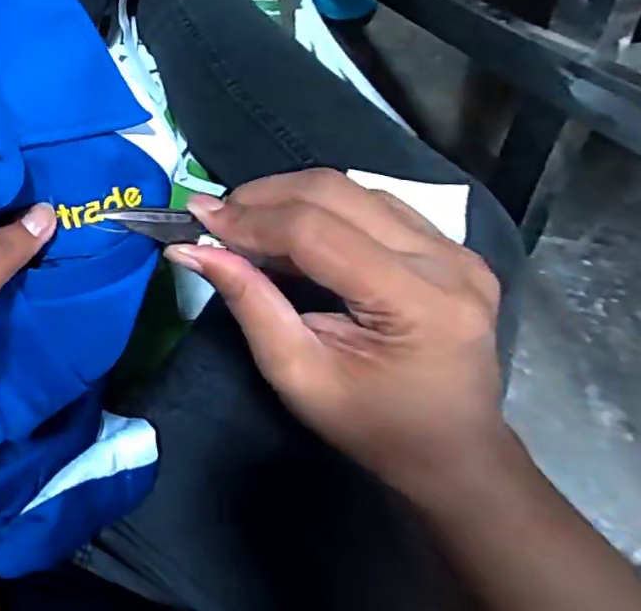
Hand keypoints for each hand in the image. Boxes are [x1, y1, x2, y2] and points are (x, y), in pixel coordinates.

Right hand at [168, 170, 505, 499]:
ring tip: (246, 226)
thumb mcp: (295, 372)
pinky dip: (313, 204)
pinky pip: (365, 199)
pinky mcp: (445, 245)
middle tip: (215, 221)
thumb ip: (247, 301)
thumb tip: (188, 247)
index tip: (195, 220)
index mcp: (419, 305)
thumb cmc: (371, 424)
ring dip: (283, 196)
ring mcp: (452, 249)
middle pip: (332, 192)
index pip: (316, 232)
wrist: (452, 453)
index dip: (248, 219)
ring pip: (346, 187)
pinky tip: (289, 231)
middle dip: (259, 198)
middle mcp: (446, 264)